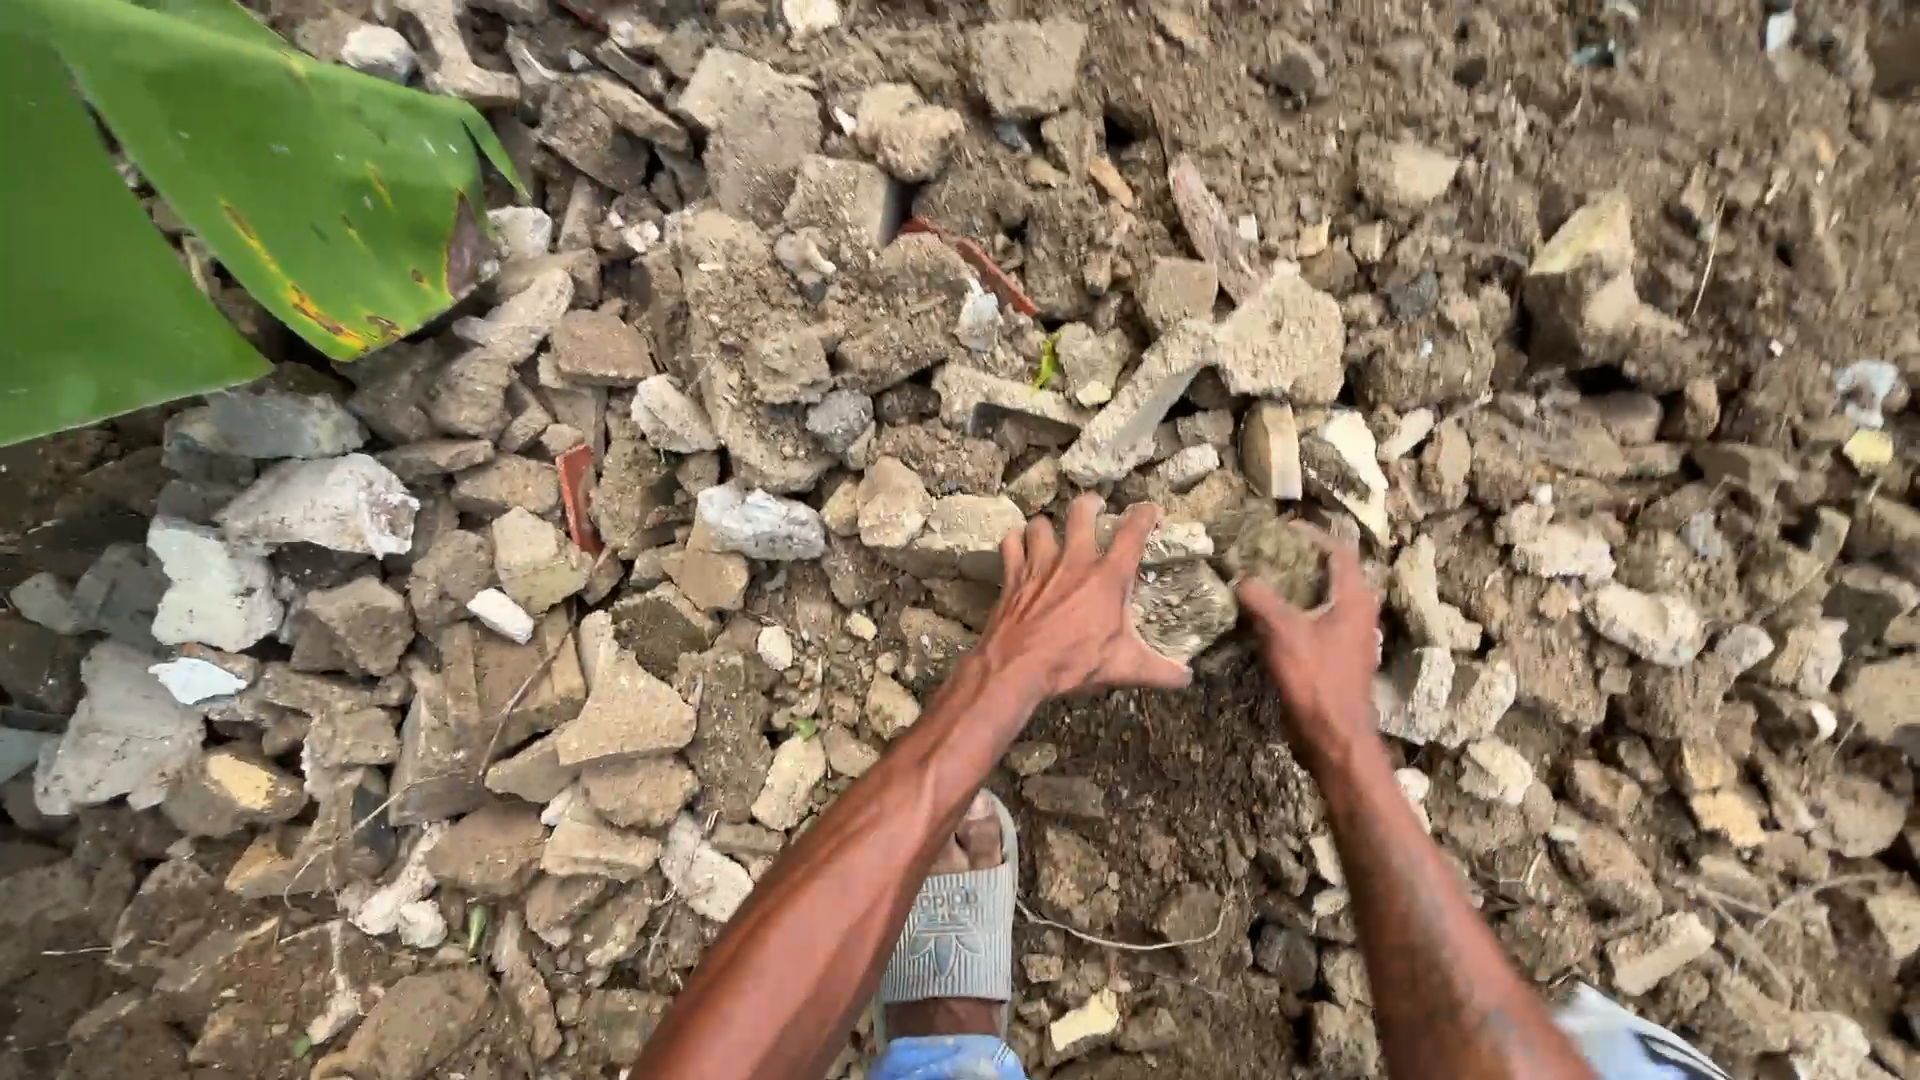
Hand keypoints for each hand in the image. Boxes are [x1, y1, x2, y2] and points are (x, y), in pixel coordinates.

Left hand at [977, 494, 1192, 700]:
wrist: (1018, 667)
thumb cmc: (1074, 662)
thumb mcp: (1124, 667)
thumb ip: (1159, 671)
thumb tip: (1186, 678)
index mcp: (1107, 577)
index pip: (1133, 534)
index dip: (1145, 516)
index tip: (1150, 510)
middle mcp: (1074, 561)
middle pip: (1082, 513)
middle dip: (1090, 503)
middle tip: (1095, 505)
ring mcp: (1039, 564)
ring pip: (1041, 524)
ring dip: (1047, 524)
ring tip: (1051, 529)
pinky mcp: (1013, 575)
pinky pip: (1010, 543)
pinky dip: (1014, 541)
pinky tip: (1017, 546)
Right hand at [1235, 524, 1382, 774]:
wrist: (1334, 736)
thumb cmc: (1316, 679)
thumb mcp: (1283, 632)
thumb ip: (1260, 599)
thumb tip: (1240, 578)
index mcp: (1354, 599)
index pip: (1338, 552)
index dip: (1312, 535)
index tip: (1282, 527)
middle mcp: (1356, 612)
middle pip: (1330, 572)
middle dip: (1298, 558)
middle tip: (1265, 550)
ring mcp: (1347, 636)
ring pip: (1321, 598)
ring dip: (1293, 585)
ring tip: (1260, 577)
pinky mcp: (1334, 655)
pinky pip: (1313, 620)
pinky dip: (1292, 610)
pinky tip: (1263, 615)